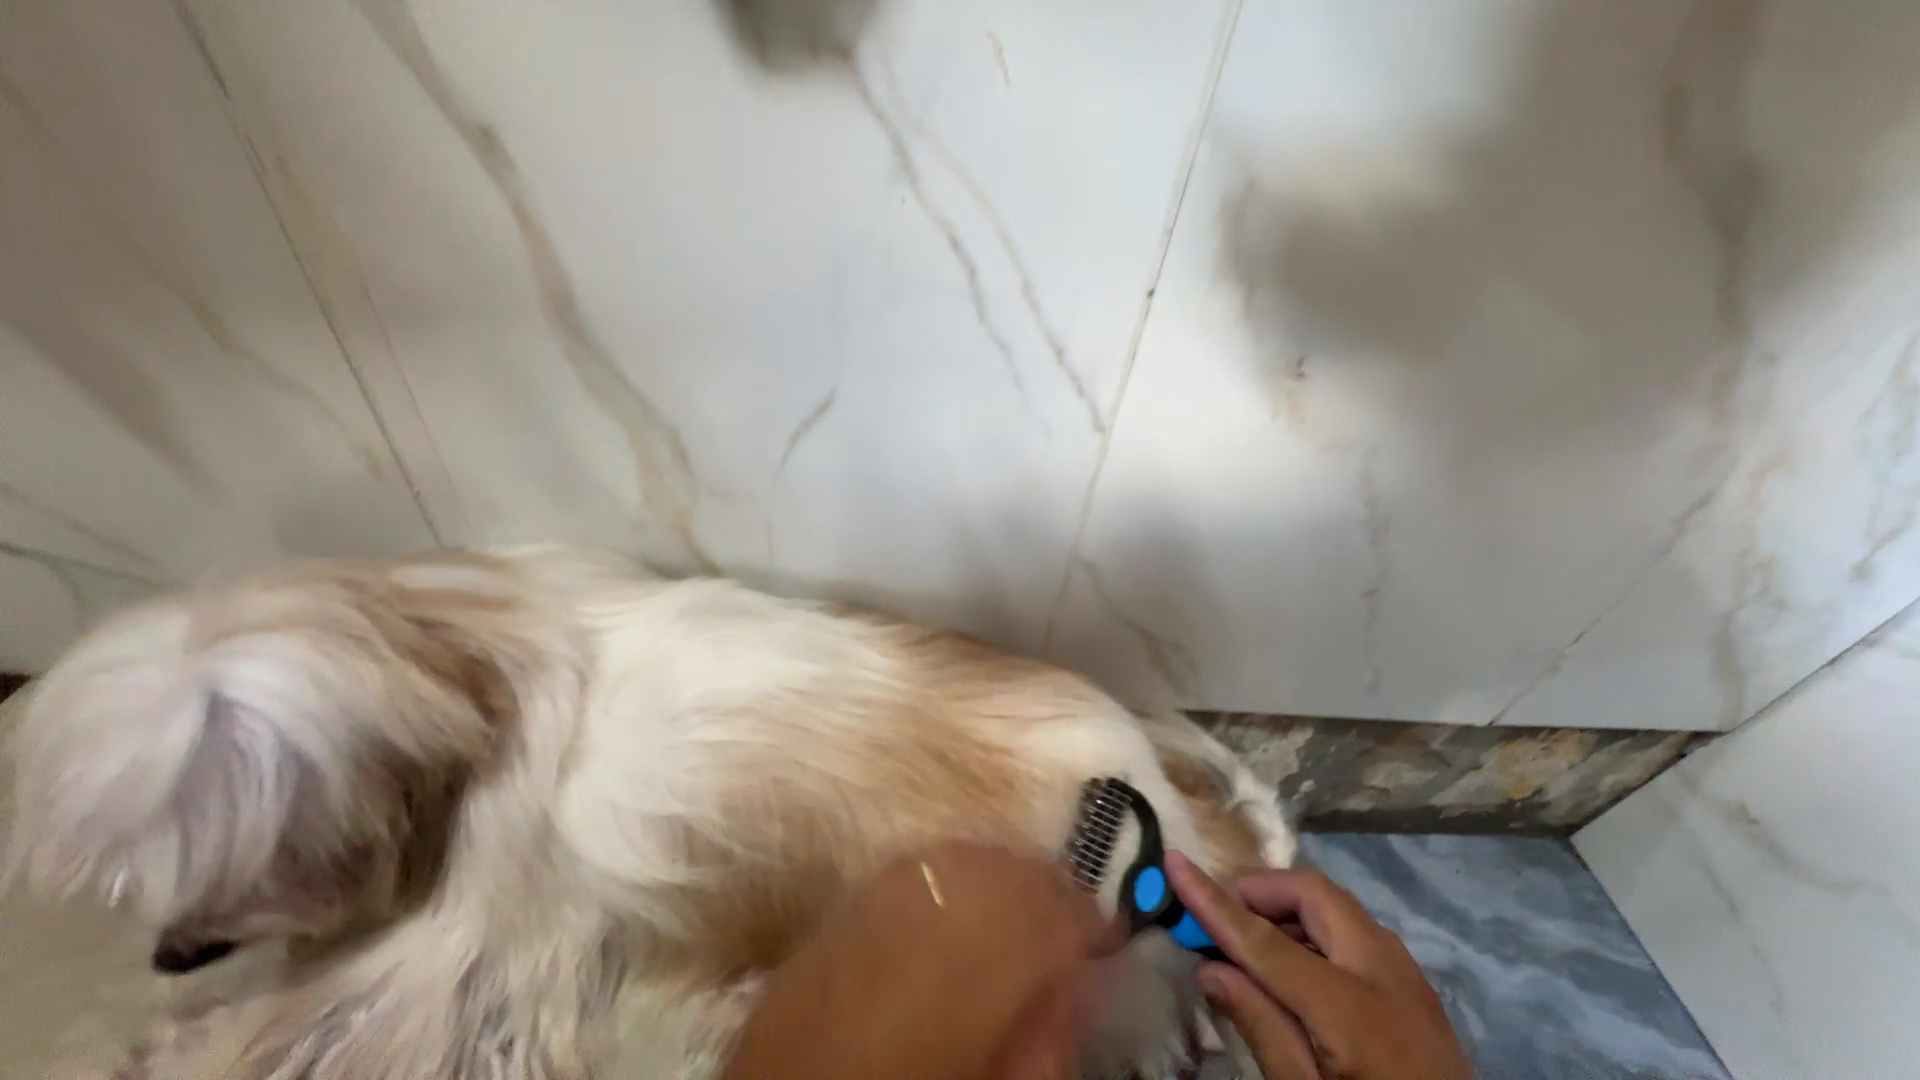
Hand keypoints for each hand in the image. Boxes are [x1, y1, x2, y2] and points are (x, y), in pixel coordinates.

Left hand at [722, 843, 1111, 1079]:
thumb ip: (1052, 1030)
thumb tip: (1083, 979)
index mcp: (991, 946)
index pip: (1067, 911)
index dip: (1095, 925)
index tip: (1108, 944)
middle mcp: (946, 895)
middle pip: (1021, 868)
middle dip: (1051, 894)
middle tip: (1065, 930)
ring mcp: (896, 884)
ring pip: (974, 856)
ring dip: (1004, 881)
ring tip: (1014, 919)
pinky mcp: (858, 891)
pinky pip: (927, 865)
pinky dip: (955, 880)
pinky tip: (956, 911)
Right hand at [1166, 853, 1470, 1079]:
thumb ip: (1260, 1028)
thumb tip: (1210, 968)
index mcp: (1350, 1009)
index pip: (1263, 939)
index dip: (1211, 900)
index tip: (1173, 862)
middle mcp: (1384, 972)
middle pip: (1311, 893)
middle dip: (1258, 890)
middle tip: (1219, 919)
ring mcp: (1408, 974)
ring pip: (1337, 904)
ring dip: (1287, 907)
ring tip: (1253, 948)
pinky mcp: (1416, 984)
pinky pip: (1356, 928)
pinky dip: (1316, 927)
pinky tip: (1297, 968)